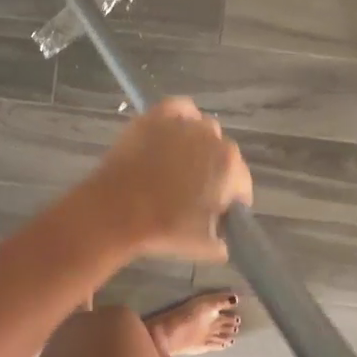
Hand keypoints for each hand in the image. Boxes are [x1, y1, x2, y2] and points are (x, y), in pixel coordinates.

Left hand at [77, 97, 252, 262]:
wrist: (116, 211)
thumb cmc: (163, 229)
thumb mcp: (202, 247)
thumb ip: (221, 241)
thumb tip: (223, 239)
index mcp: (230, 166)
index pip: (241, 182)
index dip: (230, 199)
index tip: (217, 212)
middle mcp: (213, 138)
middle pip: (222, 153)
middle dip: (214, 170)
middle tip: (193, 190)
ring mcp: (184, 123)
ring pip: (203, 129)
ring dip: (198, 144)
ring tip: (178, 163)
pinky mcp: (157, 114)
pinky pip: (180, 109)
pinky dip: (181, 118)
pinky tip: (172, 134)